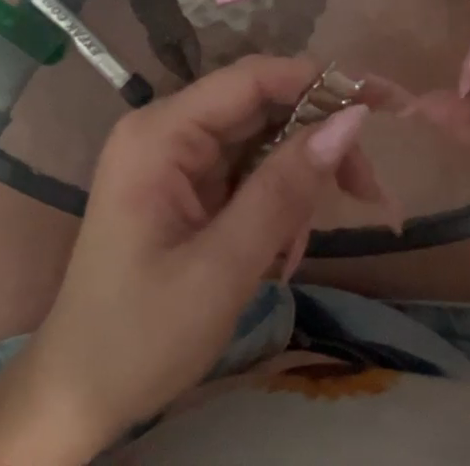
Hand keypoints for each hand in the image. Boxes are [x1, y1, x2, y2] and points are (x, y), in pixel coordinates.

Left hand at [21, 56, 375, 446]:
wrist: (81, 390)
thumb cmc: (141, 334)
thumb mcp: (222, 267)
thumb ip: (284, 190)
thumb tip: (351, 120)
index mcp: (159, 134)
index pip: (252, 79)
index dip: (321, 81)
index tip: (388, 103)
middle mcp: (164, 133)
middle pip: (262, 109)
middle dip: (318, 146)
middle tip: (371, 194)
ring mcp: (172, 162)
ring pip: (260, 146)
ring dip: (297, 189)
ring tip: (298, 251)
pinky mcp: (183, 191)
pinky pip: (245, 179)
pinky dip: (274, 211)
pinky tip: (279, 257)